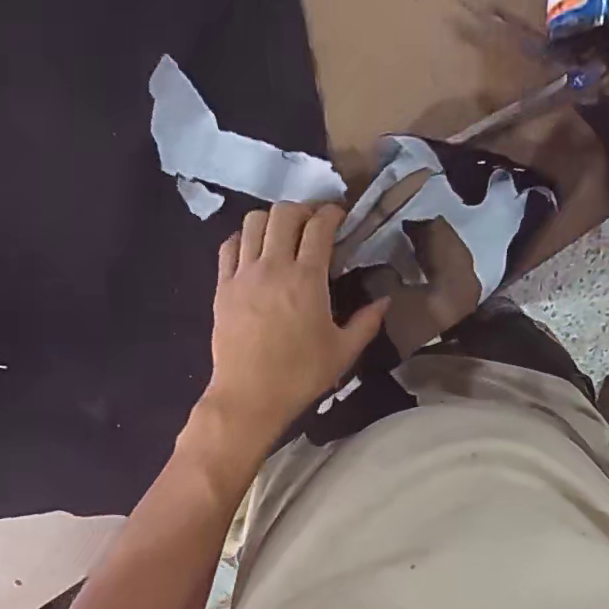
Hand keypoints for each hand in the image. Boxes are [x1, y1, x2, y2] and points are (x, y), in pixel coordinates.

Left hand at [201, 202, 389, 447]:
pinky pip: (228, 247)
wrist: (249, 397)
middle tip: (311, 225)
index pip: (320, 226)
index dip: (332, 213)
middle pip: (284, 213)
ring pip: (252, 222)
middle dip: (302, 210)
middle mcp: (273, 268)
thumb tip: (386, 301)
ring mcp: (243, 275)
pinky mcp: (222, 288)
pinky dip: (241, 239)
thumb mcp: (343, 352)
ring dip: (271, 220)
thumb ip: (366, 322)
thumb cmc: (300, 376)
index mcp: (307, 279)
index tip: (339, 218)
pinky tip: (253, 252)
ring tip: (281, 235)